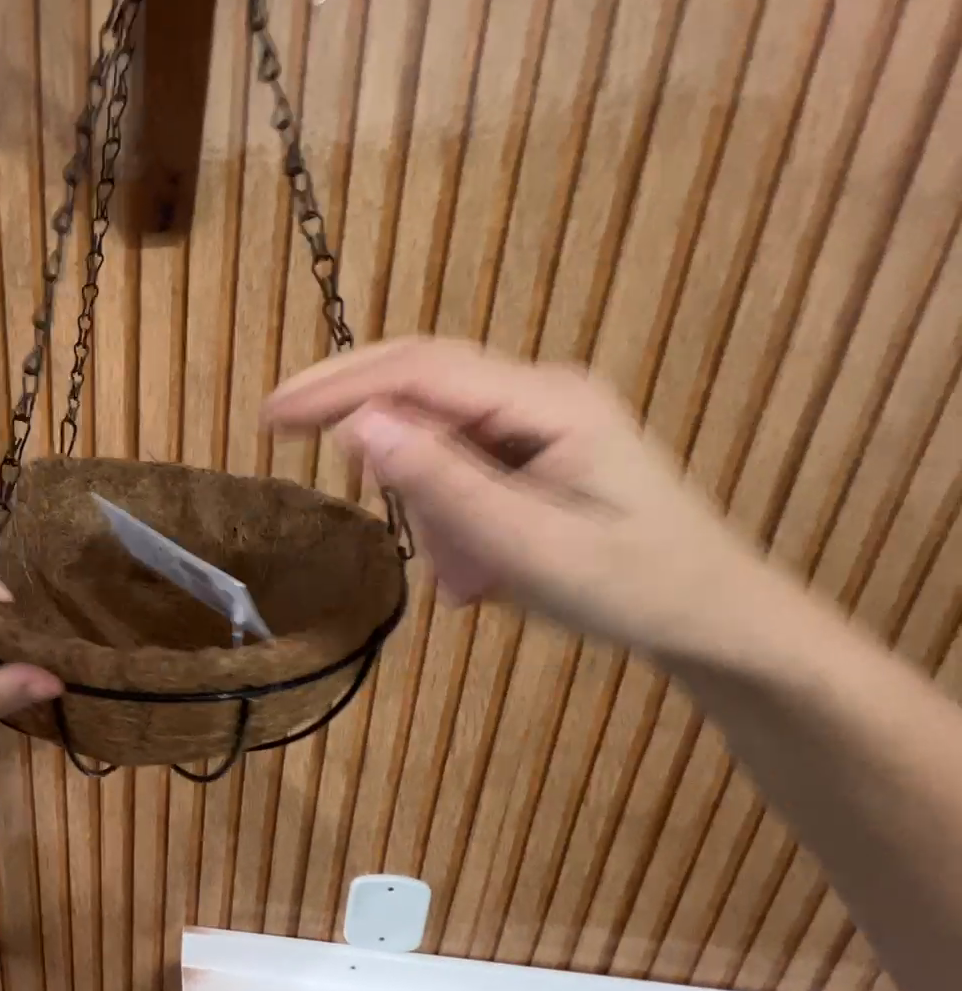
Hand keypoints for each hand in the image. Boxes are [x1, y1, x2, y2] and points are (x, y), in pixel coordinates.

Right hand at [264, 338, 786, 661]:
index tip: (270, 414)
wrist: (721, 619)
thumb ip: (443, 483)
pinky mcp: (529, 444)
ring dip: (415, 490)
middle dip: (348, 405)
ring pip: (431, 423)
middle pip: (417, 377)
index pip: (417, 371)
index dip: (336, 385)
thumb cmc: (637, 589)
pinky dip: (436, 502)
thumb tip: (357, 425)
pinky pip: (454, 455)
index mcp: (547, 401)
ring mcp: (536, 415)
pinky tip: (466, 562)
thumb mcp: (532, 546)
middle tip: (279, 428)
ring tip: (459, 572)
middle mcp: (538, 391)